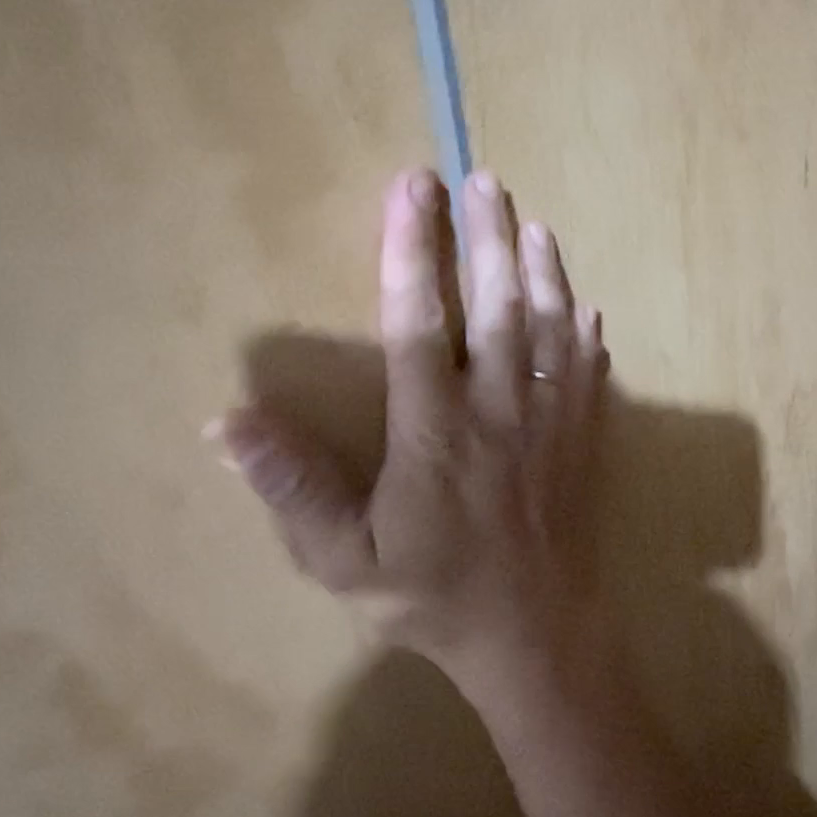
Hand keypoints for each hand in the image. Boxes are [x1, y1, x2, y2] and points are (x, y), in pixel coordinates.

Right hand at [214, 168, 608, 676]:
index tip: (411, 192)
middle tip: (483, 181)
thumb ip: (294, 492)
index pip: (419, 326)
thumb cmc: (434, 599)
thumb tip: (227, 424)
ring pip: (551, 332)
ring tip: (531, 222)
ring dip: (542, 272)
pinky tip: (583, 302)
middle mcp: (498, 414)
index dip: (412, 253)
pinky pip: (588, 375)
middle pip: (497, 310)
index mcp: (435, 435)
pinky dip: (585, 333)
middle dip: (488, 240)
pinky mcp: (584, 443)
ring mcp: (550, 426)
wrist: (534, 635)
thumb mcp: (346, 562)